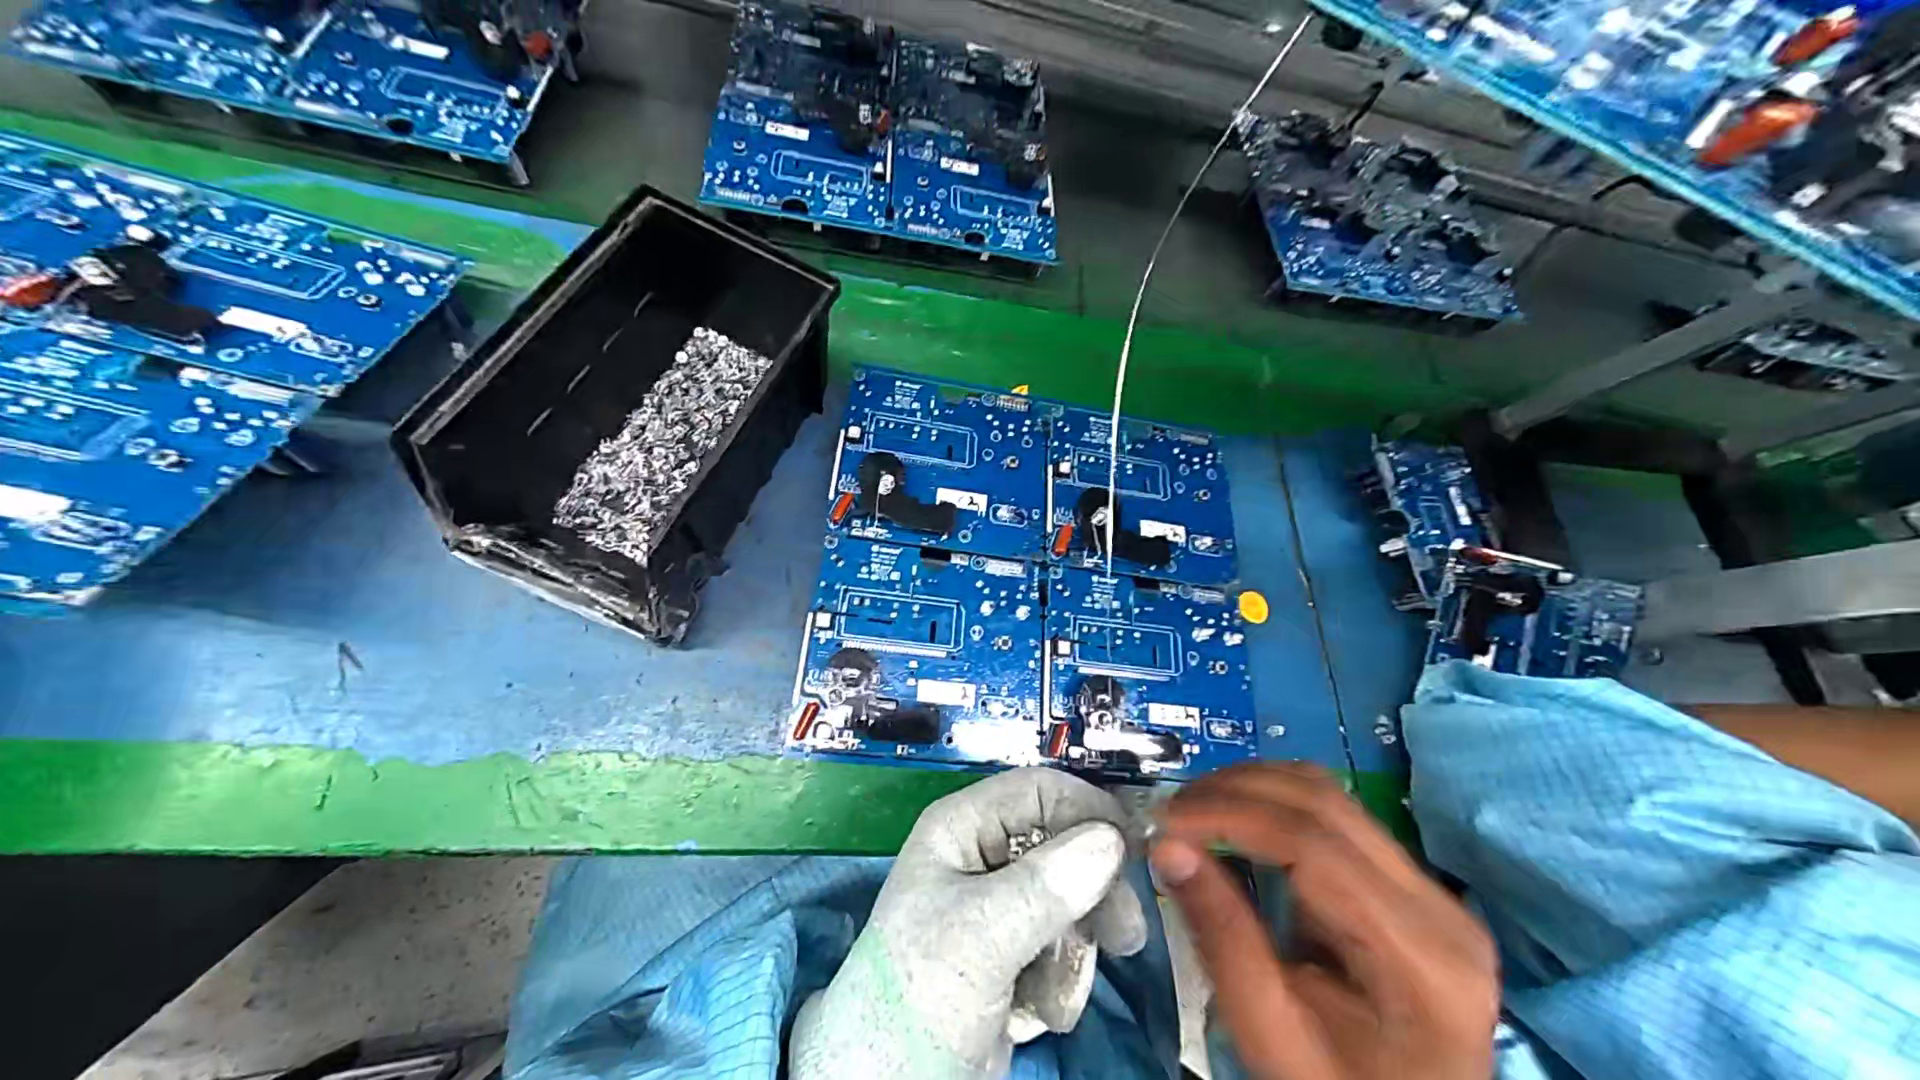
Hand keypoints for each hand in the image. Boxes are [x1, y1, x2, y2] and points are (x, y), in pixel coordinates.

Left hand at [790, 767, 1149, 1078]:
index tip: (1130, 852)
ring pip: (1074, 902)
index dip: (1086, 812)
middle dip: (1092, 896)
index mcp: (963, 827)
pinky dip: (1061, 981)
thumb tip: (1111, 840)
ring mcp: (1002, 906)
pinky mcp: (1017, 952)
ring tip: (1047, 995)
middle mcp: (985, 857)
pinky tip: (1034, 1011)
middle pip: (1066, 846)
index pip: (1039, 791)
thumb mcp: (980, 935)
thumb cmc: (920, 994)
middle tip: (1123, 936)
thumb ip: (1045, 887)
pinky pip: (1066, 946)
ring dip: (1072, 953)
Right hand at [1150, 765, 1497, 1079]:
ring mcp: (1430, 891)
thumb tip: (1168, 846)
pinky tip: (1236, 821)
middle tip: (1171, 812)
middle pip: (1325, 804)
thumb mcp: (1272, 1038)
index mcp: (1420, 958)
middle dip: (1236, 791)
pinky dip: (1274, 803)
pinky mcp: (1410, 884)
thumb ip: (1223, 941)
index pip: (1314, 845)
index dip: (1231, 817)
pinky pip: (1336, 815)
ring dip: (1253, 787)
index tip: (1166, 823)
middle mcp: (1439, 907)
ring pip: (1330, 795)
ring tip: (1195, 811)